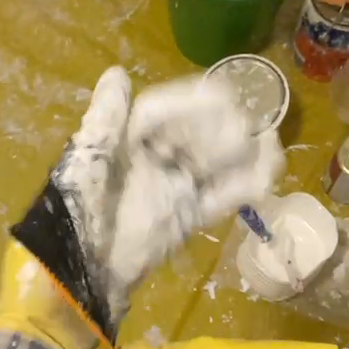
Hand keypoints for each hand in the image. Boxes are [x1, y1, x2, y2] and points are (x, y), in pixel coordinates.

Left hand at [9, 68, 283, 342]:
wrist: (80, 274)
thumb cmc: (78, 212)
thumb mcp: (86, 161)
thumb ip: (106, 120)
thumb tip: (116, 74)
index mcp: (124, 142)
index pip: (164, 113)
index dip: (192, 104)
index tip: (222, 98)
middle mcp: (150, 162)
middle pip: (195, 135)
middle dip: (222, 130)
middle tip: (246, 128)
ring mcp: (169, 192)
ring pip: (213, 166)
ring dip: (244, 156)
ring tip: (270, 147)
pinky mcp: (183, 221)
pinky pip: (217, 201)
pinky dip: (242, 190)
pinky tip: (265, 181)